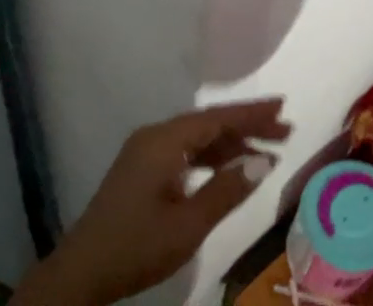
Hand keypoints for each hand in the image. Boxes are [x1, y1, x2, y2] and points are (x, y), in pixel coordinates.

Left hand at [11, 99, 290, 304]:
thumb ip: (227, 189)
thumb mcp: (189, 223)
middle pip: (206, 124)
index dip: (250, 112)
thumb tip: (263, 160)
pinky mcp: (143, 169)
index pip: (214, 118)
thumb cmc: (138, 244)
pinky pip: (184, 152)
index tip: (282, 105)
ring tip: (270, 149)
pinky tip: (232, 168)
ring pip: (196, 139)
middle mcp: (152, 137)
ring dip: (231, 142)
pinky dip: (211, 157)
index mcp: (161, 141)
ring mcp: (145, 152)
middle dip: (246, 126)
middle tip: (286, 130)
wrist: (86, 267)